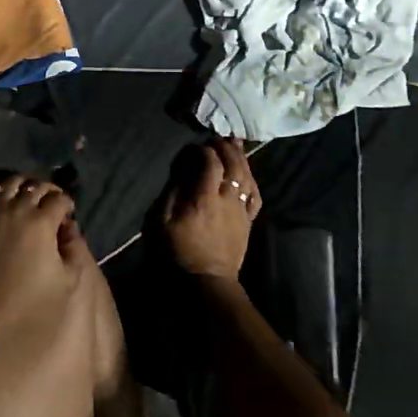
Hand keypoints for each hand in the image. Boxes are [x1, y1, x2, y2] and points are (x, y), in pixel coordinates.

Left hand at [0, 174, 83, 353]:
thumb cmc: (22, 305)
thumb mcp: (64, 286)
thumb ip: (74, 253)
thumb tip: (71, 230)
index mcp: (41, 222)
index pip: (60, 199)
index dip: (66, 204)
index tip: (66, 213)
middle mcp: (15, 207)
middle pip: (34, 186)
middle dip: (45, 191)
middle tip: (47, 202)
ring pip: (8, 183)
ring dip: (20, 187)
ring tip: (22, 197)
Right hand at [163, 138, 260, 279]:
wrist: (208, 280)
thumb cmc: (180, 250)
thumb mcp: (162, 222)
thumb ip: (172, 193)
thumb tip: (181, 171)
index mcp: (204, 198)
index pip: (210, 163)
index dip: (203, 150)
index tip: (194, 146)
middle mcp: (226, 199)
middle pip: (233, 165)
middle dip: (226, 147)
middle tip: (217, 137)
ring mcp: (241, 210)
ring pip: (246, 177)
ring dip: (241, 158)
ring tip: (235, 143)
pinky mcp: (248, 221)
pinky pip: (255, 195)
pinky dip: (252, 179)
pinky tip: (247, 172)